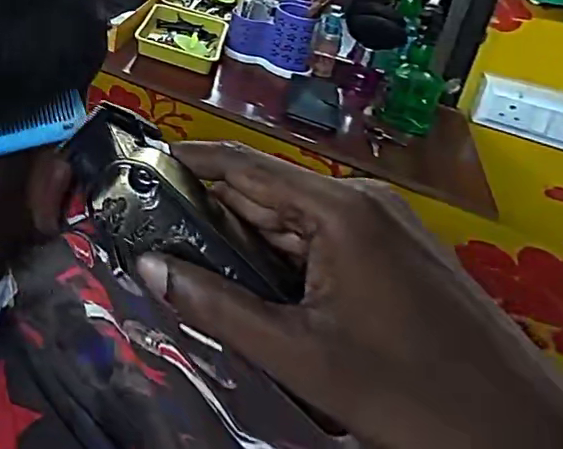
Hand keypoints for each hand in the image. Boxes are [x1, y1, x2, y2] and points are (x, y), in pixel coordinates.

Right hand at [136, 143, 562, 448]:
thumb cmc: (423, 402)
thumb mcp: (305, 358)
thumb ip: (218, 307)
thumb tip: (149, 269)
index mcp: (340, 208)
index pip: (240, 162)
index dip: (184, 159)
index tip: (139, 167)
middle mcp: (361, 200)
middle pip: (262, 190)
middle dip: (209, 211)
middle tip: (157, 230)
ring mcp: (384, 223)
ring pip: (289, 216)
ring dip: (245, 238)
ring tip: (197, 261)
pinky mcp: (396, 250)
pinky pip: (318, 237)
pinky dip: (281, 255)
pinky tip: (258, 285)